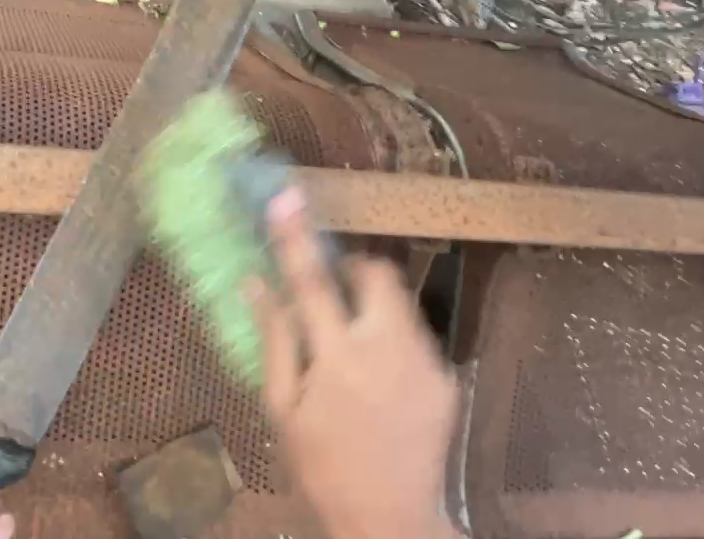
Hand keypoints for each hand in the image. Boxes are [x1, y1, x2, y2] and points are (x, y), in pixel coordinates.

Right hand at [249, 188, 460, 538]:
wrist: (392, 524)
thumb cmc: (321, 466)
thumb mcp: (281, 407)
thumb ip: (274, 339)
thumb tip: (256, 282)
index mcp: (338, 359)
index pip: (311, 281)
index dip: (295, 235)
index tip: (285, 198)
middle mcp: (389, 351)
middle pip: (378, 274)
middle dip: (353, 270)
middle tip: (331, 293)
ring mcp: (426, 364)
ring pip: (400, 301)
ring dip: (372, 304)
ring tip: (353, 344)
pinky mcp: (447, 380)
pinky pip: (416, 335)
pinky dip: (392, 337)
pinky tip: (379, 378)